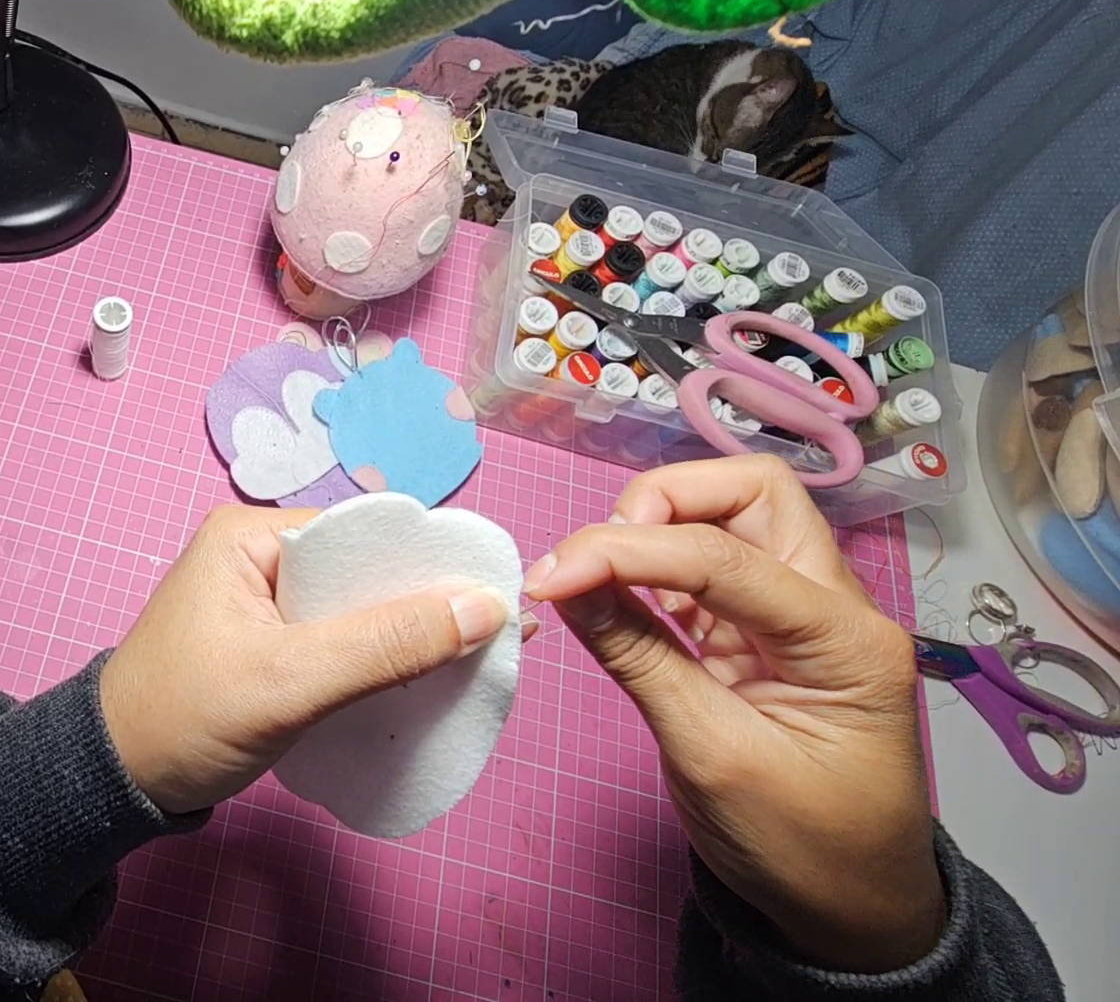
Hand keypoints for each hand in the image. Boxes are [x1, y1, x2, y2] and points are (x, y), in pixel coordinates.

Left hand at [100, 505, 528, 814]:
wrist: (121, 777)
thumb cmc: (186, 717)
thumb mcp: (288, 680)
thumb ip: (383, 643)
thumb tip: (482, 605)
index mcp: (250, 534)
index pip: (358, 532)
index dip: (427, 563)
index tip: (497, 597)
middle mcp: (259, 552)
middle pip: (361, 568)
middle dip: (423, 602)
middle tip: (500, 636)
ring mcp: (265, 597)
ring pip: (355, 605)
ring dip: (405, 634)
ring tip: (474, 659)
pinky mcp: (271, 638)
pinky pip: (339, 636)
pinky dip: (377, 657)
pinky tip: (421, 678)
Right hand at [521, 456, 944, 973]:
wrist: (846, 904)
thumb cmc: (798, 841)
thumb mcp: (708, 752)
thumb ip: (634, 653)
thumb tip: (562, 583)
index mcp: (841, 639)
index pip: (721, 557)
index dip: (622, 552)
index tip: (547, 579)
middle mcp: (828, 603)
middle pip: (750, 492)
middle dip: (661, 501)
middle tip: (598, 551)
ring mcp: (790, 608)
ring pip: (724, 512)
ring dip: (651, 523)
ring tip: (593, 571)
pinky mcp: (750, 624)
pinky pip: (697, 560)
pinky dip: (644, 560)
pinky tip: (606, 589)